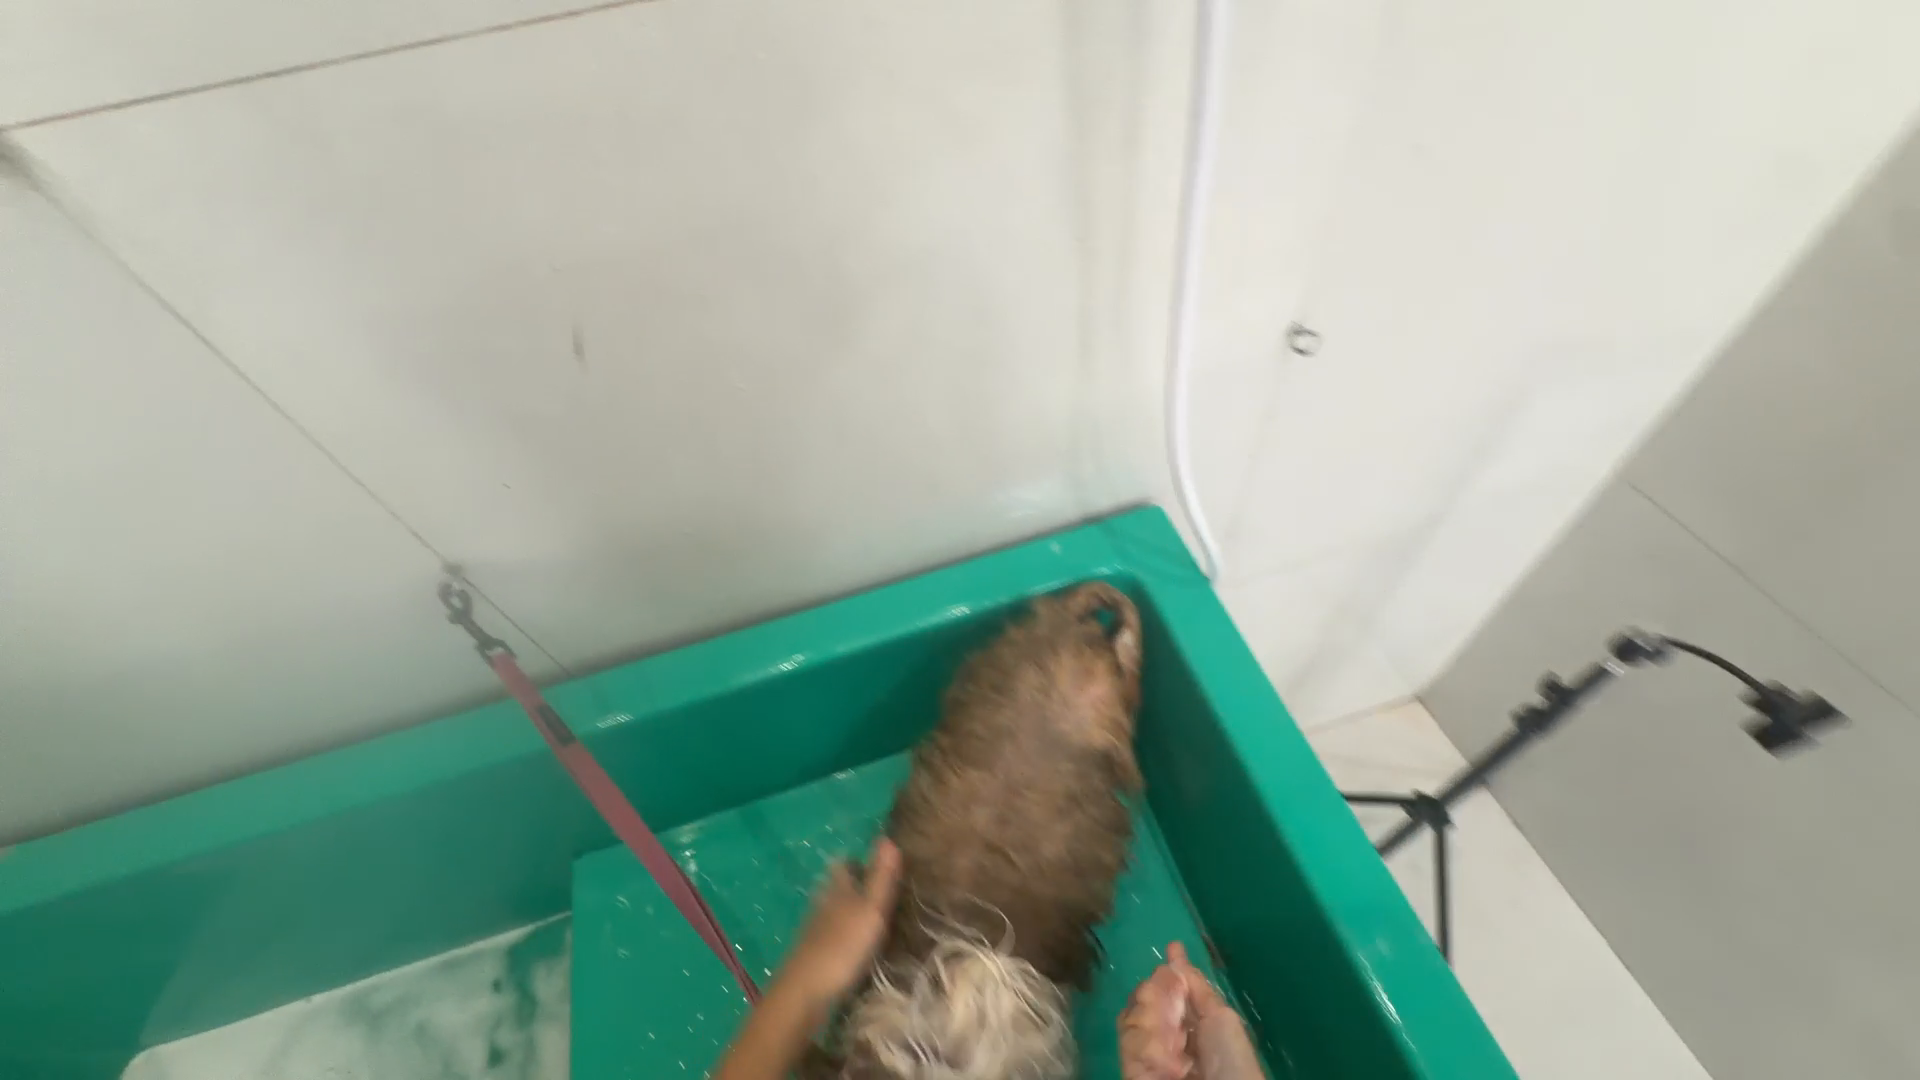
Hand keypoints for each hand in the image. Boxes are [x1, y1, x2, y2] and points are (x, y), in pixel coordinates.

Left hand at [777, 837, 902, 1004]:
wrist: (803, 994)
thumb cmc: (842, 947)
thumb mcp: (871, 910)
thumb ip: (880, 877)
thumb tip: (887, 837)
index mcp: (837, 888)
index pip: (845, 864)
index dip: (860, 861)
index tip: (880, 865)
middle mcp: (823, 903)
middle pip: (838, 887)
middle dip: (856, 886)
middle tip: (884, 893)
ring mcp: (815, 930)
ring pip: (834, 911)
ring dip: (851, 912)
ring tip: (876, 920)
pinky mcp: (812, 955)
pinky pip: (832, 935)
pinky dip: (845, 935)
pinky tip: (858, 948)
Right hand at [1120, 942, 1263, 1079]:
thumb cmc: (1230, 1061)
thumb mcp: (1220, 1018)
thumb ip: (1194, 985)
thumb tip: (1175, 951)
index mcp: (1188, 1028)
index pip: (1164, 992)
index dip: (1167, 973)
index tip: (1173, 948)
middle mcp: (1164, 1039)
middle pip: (1142, 997)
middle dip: (1156, 990)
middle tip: (1171, 997)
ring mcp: (1145, 1055)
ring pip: (1131, 1014)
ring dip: (1153, 1017)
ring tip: (1175, 1038)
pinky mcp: (1131, 1070)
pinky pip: (1127, 1039)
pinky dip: (1145, 1040)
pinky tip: (1165, 1055)